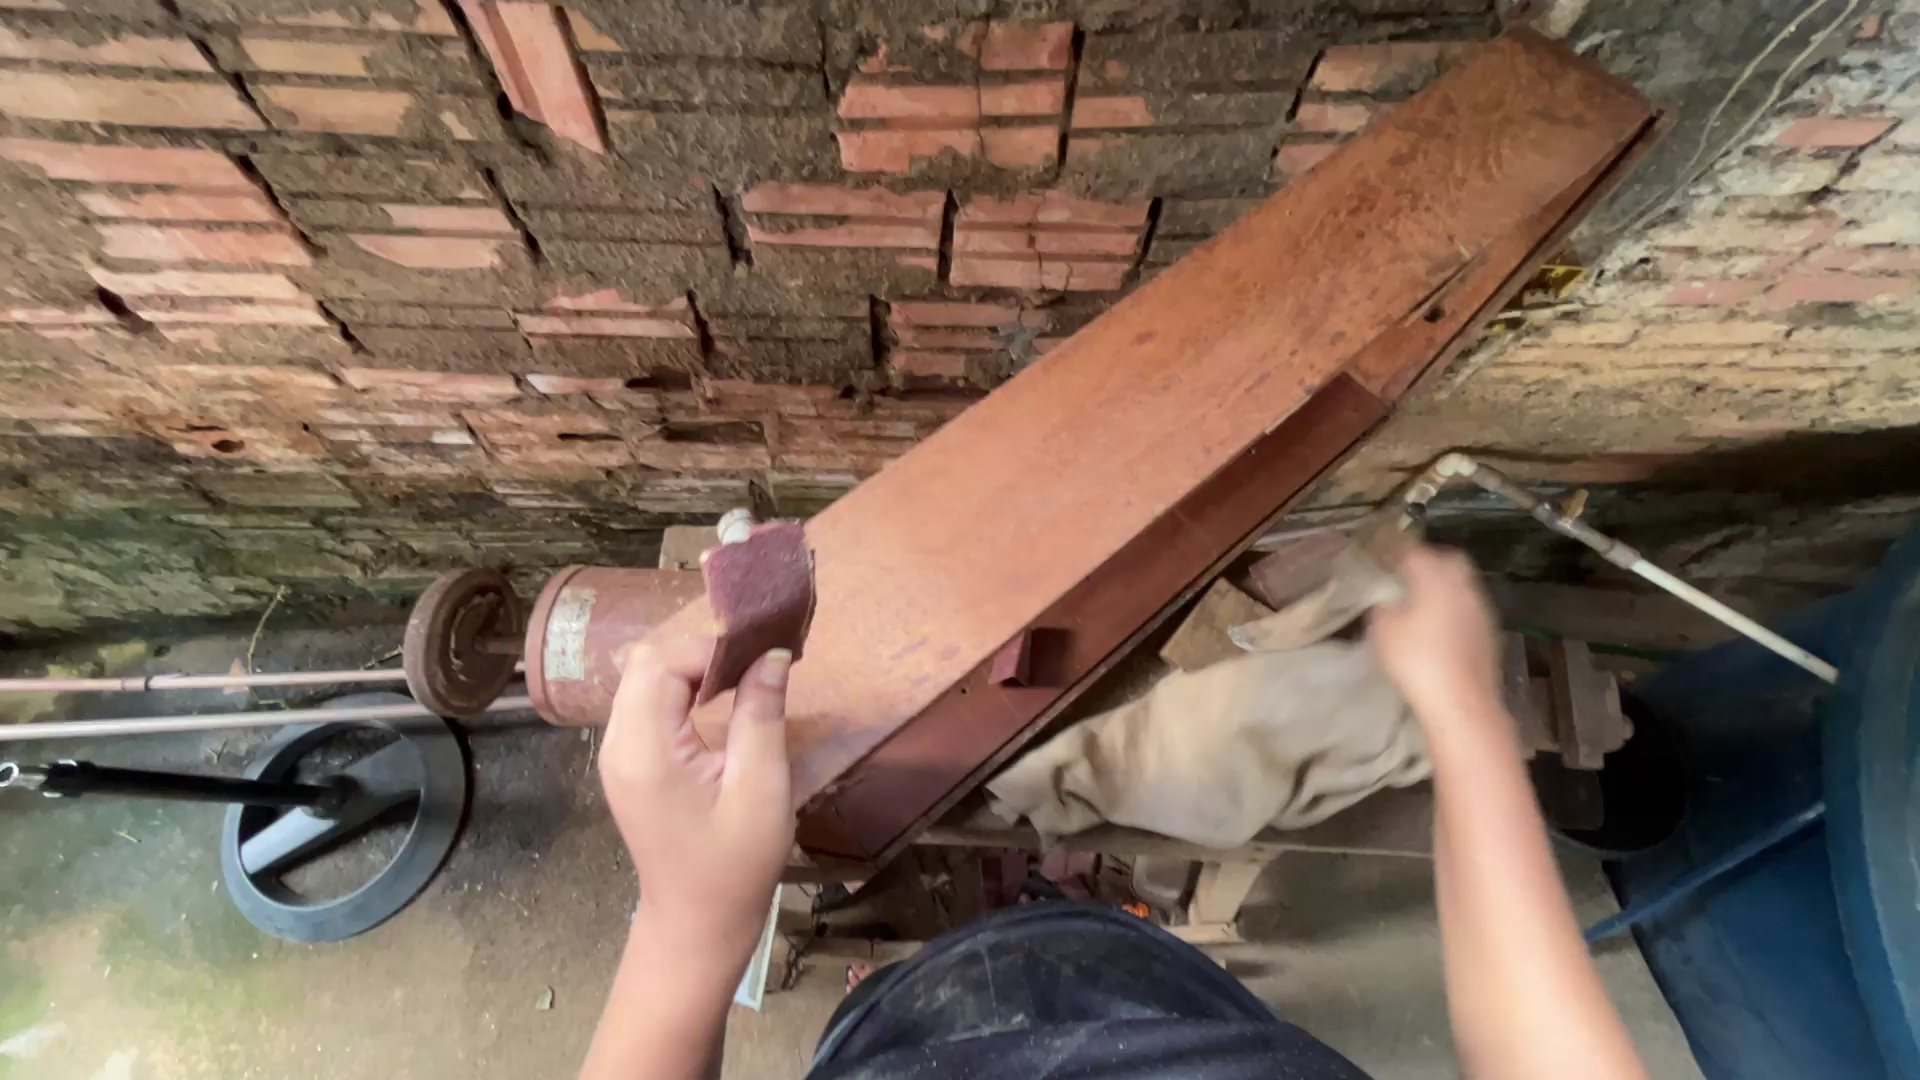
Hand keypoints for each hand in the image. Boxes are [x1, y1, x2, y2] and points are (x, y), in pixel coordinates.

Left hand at [599, 635, 793, 956]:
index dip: (712, 649)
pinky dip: (682, 685)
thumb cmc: (736, 863)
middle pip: (646, 661)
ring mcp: (617, 753)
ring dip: (692, 666)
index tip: (761, 658)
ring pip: (643, 675)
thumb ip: (762, 713)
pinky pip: (646, 698)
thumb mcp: (761, 787)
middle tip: (755, 665)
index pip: (663, 663)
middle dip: (702, 651)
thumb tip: (773, 652)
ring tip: (743, 678)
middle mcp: (618, 745)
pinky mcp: (628, 760)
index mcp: (646, 752)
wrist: (698, 923)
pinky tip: (718, 699)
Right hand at [1366, 545, 1503, 740]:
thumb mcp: (1383, 631)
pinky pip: (1466, 604)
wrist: (1462, 702)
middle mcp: (1463, 588)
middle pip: (1449, 559)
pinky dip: (1450, 603)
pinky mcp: (1488, 631)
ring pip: (1461, 582)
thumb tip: (1385, 600)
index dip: (1393, 548)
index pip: (1413, 552)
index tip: (1377, 550)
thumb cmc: (1416, 661)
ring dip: (1440, 582)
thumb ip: (1381, 607)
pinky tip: (1434, 621)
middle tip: (1402, 569)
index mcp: (1435, 580)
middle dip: (1427, 558)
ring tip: (1416, 595)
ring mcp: (1480, 610)